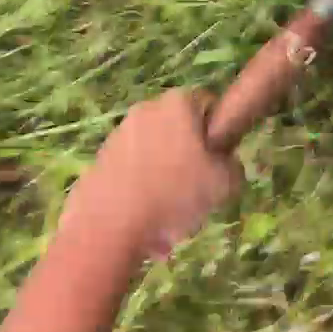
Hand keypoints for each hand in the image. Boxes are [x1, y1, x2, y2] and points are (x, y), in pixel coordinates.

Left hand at [58, 90, 242, 261]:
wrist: (107, 228)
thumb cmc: (173, 195)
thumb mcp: (224, 184)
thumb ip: (233, 166)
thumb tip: (225, 164)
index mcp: (178, 103)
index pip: (209, 105)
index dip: (218, 134)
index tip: (217, 163)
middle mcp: (147, 108)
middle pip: (178, 130)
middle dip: (187, 159)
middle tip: (195, 194)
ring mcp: (119, 133)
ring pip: (153, 153)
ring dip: (163, 179)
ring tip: (168, 221)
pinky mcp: (98, 159)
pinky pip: (130, 172)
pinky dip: (138, 192)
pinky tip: (143, 224)